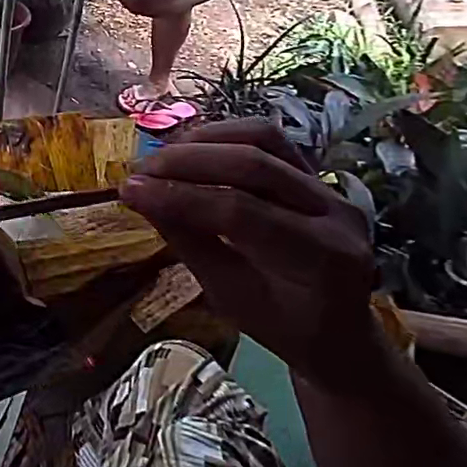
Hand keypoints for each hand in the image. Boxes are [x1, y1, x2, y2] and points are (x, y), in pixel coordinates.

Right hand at [119, 119, 386, 394]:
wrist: (338, 330)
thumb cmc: (282, 325)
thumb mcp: (229, 296)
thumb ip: (187, 241)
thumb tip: (138, 195)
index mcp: (322, 260)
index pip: (240, 212)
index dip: (178, 197)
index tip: (128, 190)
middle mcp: (337, 214)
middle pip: (253, 164)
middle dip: (186, 162)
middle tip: (140, 171)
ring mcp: (330, 186)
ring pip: (262, 139)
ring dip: (203, 141)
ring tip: (161, 157)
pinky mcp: (316, 171)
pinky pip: (268, 138)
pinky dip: (223, 135)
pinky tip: (190, 148)